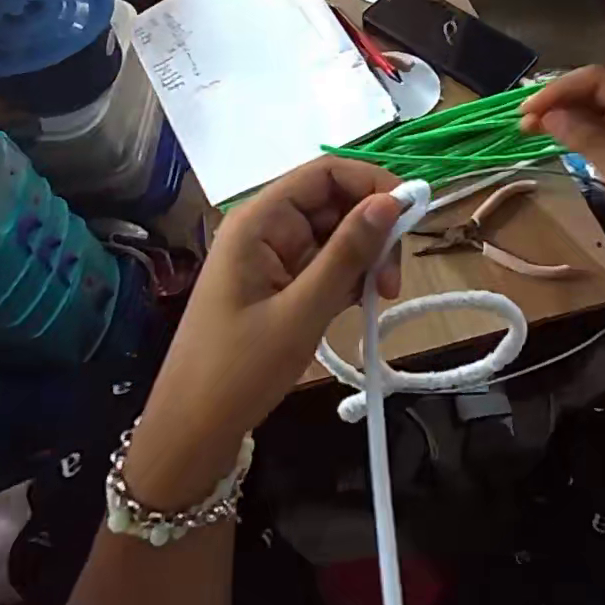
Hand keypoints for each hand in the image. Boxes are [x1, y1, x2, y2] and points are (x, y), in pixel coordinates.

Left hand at [126, 158, 401, 508]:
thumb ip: (348, 253)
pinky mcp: (282, 282)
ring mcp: (274, 255)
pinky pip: (327, 263)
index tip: (411, 216)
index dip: (373, 183)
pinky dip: (350, 277)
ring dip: (366, 257)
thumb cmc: (239, 370)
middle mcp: (268, 227)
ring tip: (380, 296)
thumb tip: (392, 201)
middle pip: (335, 202)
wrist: (193, 430)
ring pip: (337, 234)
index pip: (326, 174)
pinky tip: (361, 302)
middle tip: (393, 278)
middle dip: (374, 230)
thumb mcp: (302, 310)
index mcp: (260, 220)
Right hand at [519, 66, 604, 259]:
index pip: (598, 81)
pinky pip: (595, 128)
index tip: (528, 110)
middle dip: (556, 99)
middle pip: (592, 90)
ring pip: (591, 109)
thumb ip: (589, 141)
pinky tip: (549, 136)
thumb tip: (550, 114)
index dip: (560, 89)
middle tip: (521, 121)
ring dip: (559, 114)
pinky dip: (570, 130)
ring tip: (527, 128)